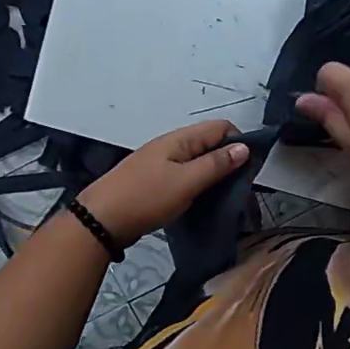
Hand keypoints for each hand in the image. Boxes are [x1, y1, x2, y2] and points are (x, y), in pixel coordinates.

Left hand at [76, 120, 250, 245]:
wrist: (101, 221)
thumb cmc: (146, 198)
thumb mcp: (187, 182)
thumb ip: (217, 164)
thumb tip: (245, 147)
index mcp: (180, 139)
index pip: (221, 127)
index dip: (239, 143)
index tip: (249, 169)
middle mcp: (172, 145)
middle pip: (210, 143)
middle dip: (228, 160)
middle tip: (239, 188)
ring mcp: (162, 163)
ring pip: (198, 161)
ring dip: (213, 174)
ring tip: (223, 197)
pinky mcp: (156, 181)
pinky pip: (186, 175)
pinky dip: (198, 184)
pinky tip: (201, 201)